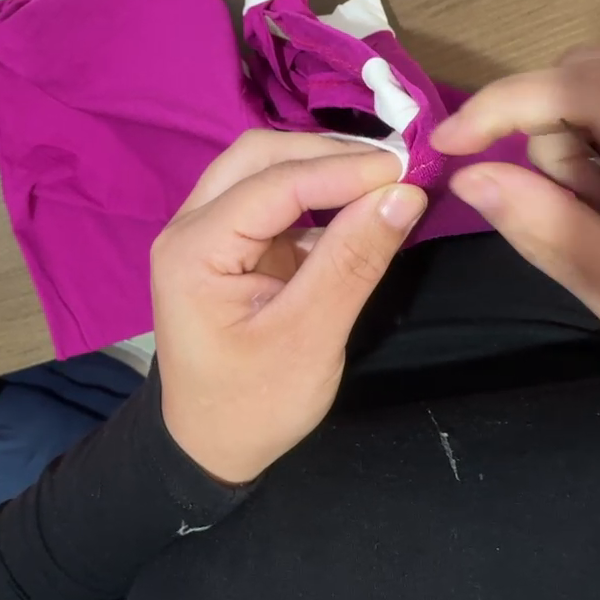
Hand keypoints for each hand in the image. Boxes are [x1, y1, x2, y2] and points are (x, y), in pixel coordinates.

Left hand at [152, 132, 427, 483]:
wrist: (212, 444)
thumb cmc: (253, 404)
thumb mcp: (308, 340)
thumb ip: (351, 263)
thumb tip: (403, 195)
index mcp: (193, 249)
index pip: (273, 184)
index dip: (343, 169)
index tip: (408, 171)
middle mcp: (191, 227)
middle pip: (259, 158)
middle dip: (328, 155)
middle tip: (395, 170)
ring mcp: (208, 233)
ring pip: (265, 171)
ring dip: (323, 169)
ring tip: (384, 182)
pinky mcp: (231, 245)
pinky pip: (274, 201)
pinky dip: (318, 197)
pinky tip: (358, 208)